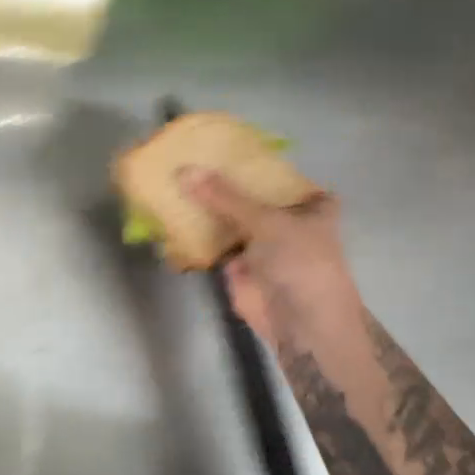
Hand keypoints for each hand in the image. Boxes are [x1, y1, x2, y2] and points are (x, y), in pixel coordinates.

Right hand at [182, 169, 361, 348]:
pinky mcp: (234, 267)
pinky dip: (191, 235)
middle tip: (187, 160)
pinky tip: (165, 217)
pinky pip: (210, 244)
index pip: (288, 180)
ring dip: (203, 208)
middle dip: (222, 185)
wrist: (300, 321)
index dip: (265, 168)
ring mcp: (258, 246)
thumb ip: (225, 197)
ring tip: (169, 181)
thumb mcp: (266, 221)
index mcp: (309, 208)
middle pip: (249, 198)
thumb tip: (183, 170)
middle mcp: (285, 224)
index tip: (234, 152)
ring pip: (227, 221)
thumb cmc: (301, 262)